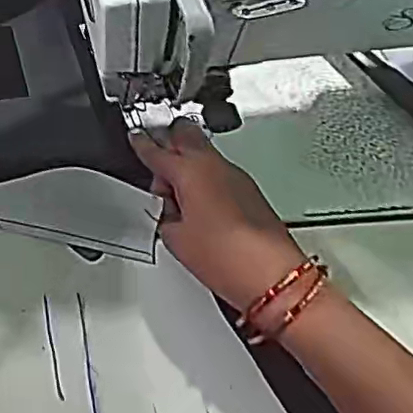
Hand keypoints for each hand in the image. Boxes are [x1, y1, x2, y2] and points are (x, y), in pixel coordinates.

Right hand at [131, 122, 310, 308]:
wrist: (275, 279)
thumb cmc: (230, 258)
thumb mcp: (174, 238)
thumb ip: (162, 213)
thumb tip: (166, 210)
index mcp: (187, 170)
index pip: (154, 149)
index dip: (140, 143)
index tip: (136, 138)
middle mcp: (213, 165)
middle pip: (184, 133)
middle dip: (167, 141)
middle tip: (157, 160)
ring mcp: (235, 175)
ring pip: (203, 151)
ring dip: (188, 161)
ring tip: (180, 194)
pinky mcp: (250, 189)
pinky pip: (220, 170)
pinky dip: (207, 177)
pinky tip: (202, 204)